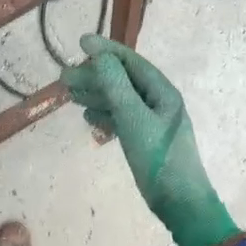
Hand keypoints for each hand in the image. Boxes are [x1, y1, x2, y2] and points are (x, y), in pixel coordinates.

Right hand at [62, 34, 238, 245]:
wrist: (180, 202)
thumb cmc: (158, 158)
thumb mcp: (134, 118)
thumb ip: (116, 86)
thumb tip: (99, 57)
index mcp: (162, 92)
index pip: (130, 62)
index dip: (105, 50)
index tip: (80, 42)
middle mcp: (158, 101)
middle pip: (122, 80)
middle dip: (94, 75)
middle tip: (64, 76)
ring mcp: (152, 121)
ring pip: (119, 99)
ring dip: (96, 94)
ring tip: (70, 94)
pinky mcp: (145, 139)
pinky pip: (121, 118)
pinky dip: (104, 114)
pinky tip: (89, 117)